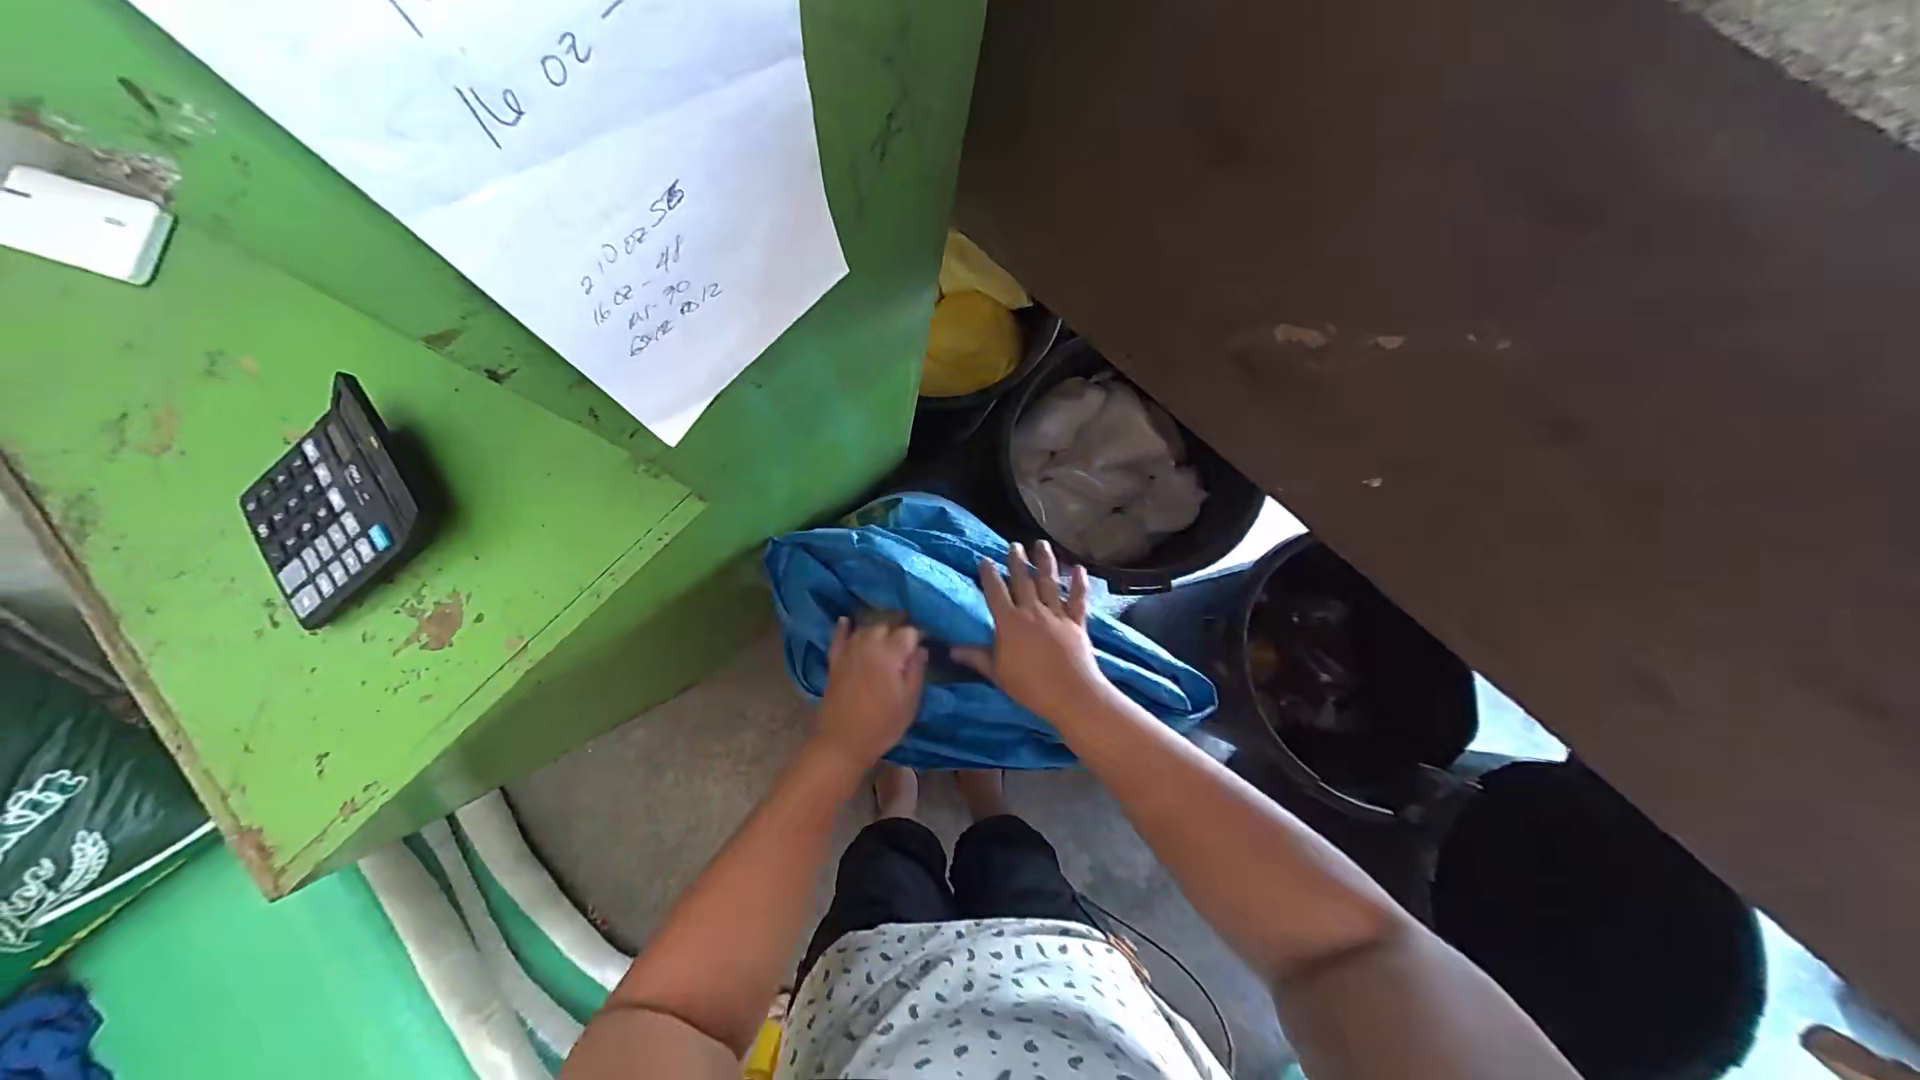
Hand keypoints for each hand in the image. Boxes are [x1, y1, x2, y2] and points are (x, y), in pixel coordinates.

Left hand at [814, 617, 926, 768]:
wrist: (842, 743)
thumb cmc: (882, 725)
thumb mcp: (910, 702)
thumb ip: (916, 671)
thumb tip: (921, 649)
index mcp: (890, 654)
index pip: (909, 632)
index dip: (918, 639)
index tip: (922, 650)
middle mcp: (868, 645)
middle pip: (887, 626)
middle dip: (898, 634)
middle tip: (905, 652)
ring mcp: (849, 651)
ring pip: (866, 629)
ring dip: (878, 632)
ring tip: (886, 643)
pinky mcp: (834, 661)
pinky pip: (838, 637)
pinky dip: (843, 628)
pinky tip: (846, 620)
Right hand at [954, 540, 1113, 722]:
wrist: (1071, 693)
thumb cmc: (1029, 686)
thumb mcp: (997, 673)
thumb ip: (976, 657)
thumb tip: (951, 648)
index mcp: (1009, 622)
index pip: (995, 592)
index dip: (989, 575)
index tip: (985, 560)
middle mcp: (1032, 612)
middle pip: (1022, 581)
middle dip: (1017, 561)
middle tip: (1014, 545)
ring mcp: (1056, 615)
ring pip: (1049, 583)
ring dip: (1044, 562)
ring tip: (1041, 544)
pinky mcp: (1077, 623)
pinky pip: (1078, 599)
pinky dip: (1079, 583)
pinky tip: (1078, 568)